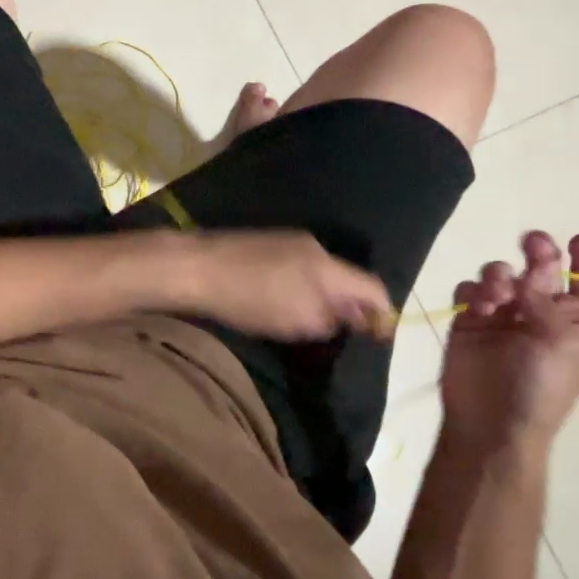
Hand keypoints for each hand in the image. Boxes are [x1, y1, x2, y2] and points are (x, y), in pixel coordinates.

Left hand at [185, 230, 391, 341]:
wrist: (195, 266)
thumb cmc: (248, 298)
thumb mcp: (296, 321)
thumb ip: (330, 320)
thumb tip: (349, 320)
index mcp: (328, 266)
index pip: (374, 287)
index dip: (383, 314)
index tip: (380, 337)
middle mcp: (315, 247)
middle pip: (348, 278)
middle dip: (352, 306)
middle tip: (348, 333)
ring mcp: (289, 240)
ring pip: (323, 272)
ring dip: (326, 296)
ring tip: (317, 322)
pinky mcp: (266, 242)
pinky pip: (301, 267)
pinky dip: (305, 286)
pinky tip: (289, 302)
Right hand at [441, 232, 578, 450]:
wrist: (491, 421)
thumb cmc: (540, 385)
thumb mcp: (561, 342)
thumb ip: (545, 301)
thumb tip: (522, 278)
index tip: (578, 240)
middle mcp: (542, 313)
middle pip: (542, 267)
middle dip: (538, 251)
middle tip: (532, 244)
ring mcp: (504, 315)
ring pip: (502, 273)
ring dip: (500, 275)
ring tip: (496, 296)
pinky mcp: (469, 320)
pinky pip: (469, 289)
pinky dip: (474, 291)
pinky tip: (477, 306)